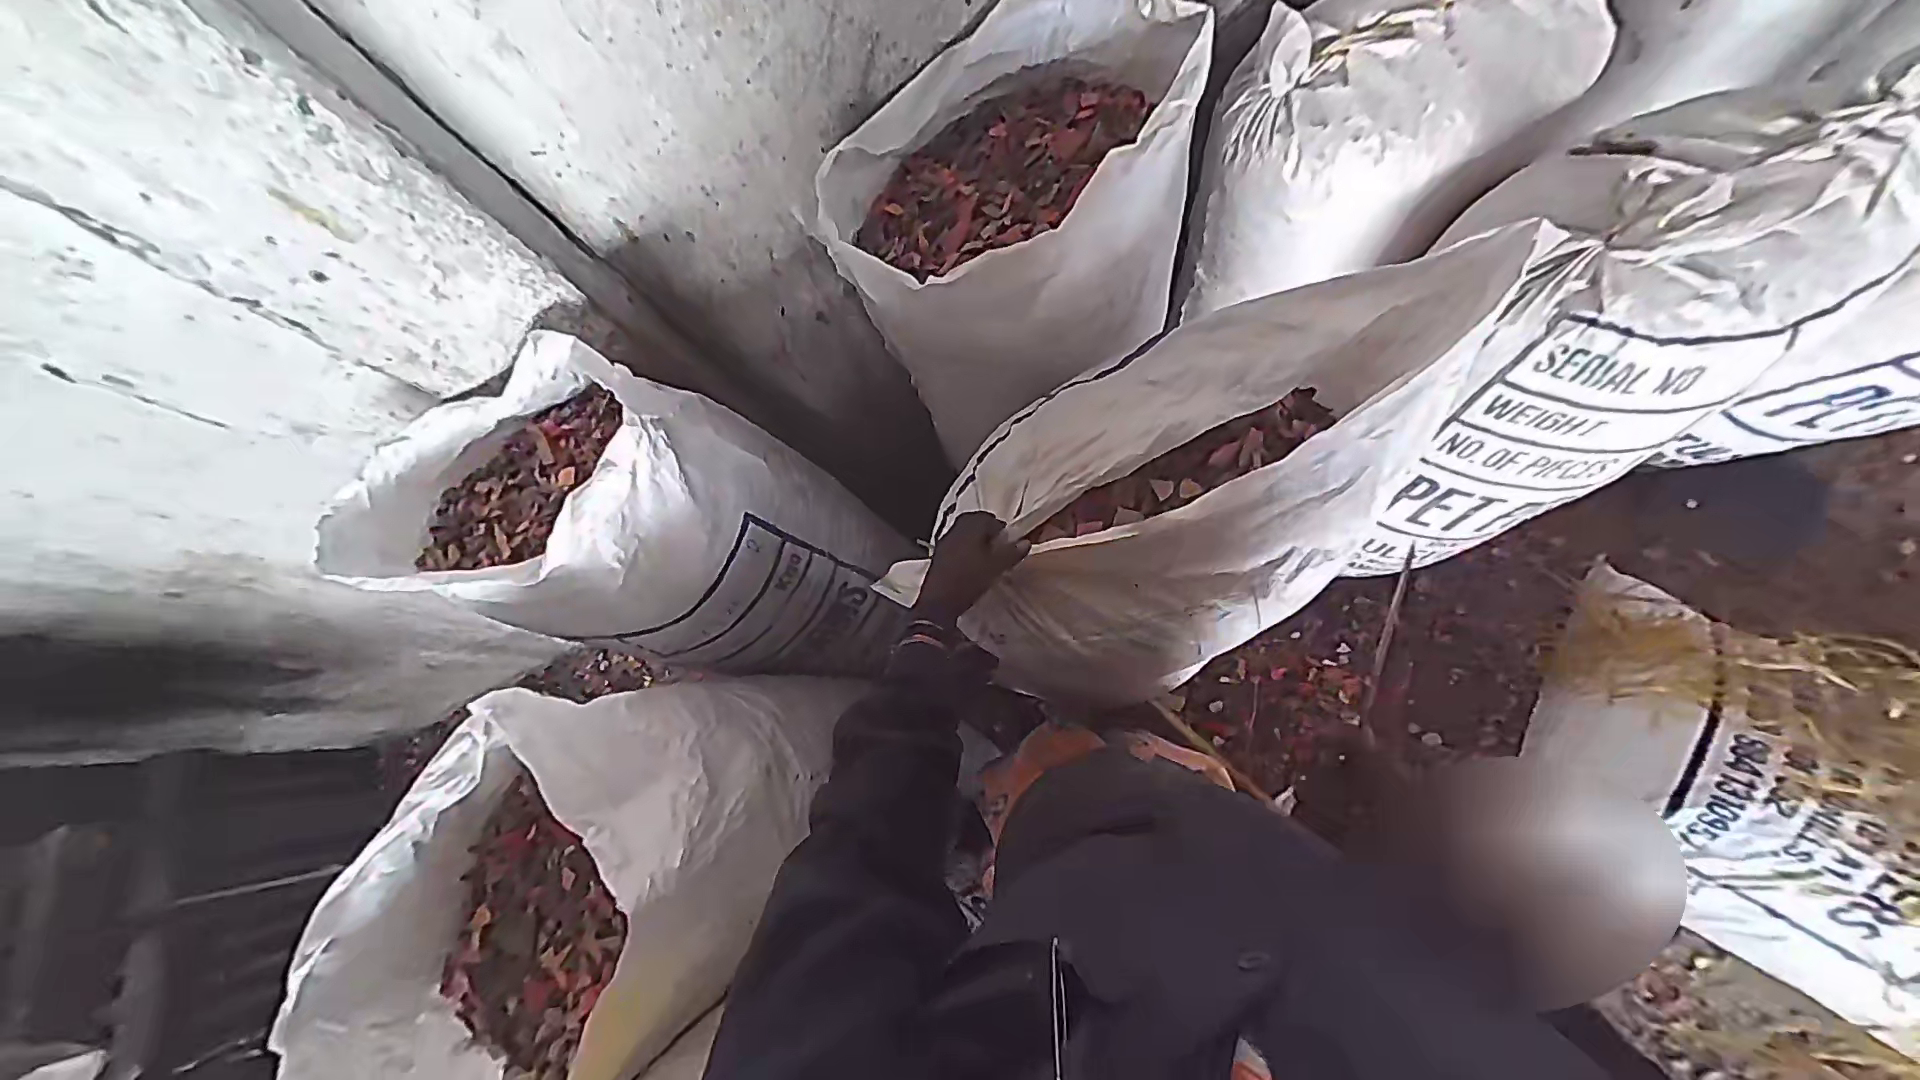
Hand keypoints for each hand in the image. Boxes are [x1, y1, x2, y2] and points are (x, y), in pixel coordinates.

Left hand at [913, 511, 1028, 625]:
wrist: (939, 603)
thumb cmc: (969, 580)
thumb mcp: (996, 567)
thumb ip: (1012, 552)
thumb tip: (1025, 542)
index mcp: (969, 526)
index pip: (988, 518)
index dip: (1001, 528)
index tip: (1009, 542)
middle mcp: (955, 530)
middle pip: (974, 523)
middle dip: (987, 533)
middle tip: (999, 547)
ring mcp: (944, 543)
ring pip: (964, 535)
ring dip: (976, 542)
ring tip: (987, 558)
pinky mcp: (938, 557)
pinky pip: (956, 546)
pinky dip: (966, 551)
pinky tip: (972, 566)